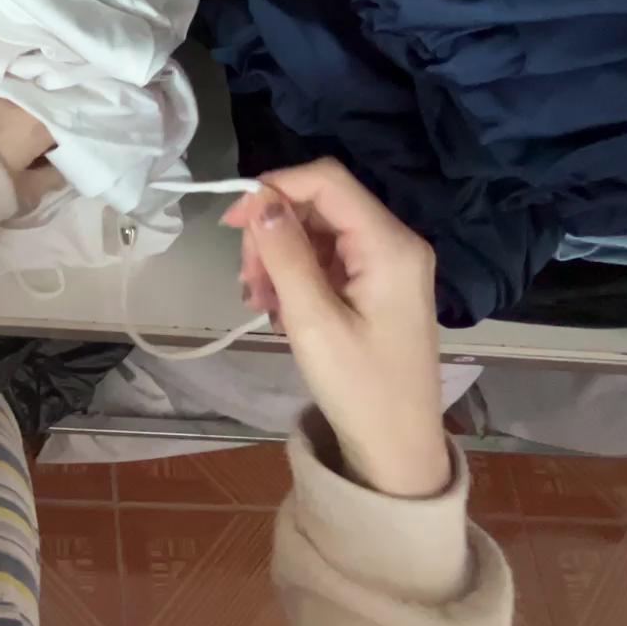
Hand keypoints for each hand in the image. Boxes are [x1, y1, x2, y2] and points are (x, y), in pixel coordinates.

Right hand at [221, 158, 450, 497]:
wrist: (394, 444)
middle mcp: (392, 242)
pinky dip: (290, 275)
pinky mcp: (371, 284)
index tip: (232, 221)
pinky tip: (276, 308)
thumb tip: (260, 201)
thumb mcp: (312, 319)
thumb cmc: (358, 384)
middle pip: (317, 205)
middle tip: (248, 281)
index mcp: (388, 245)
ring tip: (259, 302)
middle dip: (272, 233)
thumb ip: (286, 254)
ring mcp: (383, 264)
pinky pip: (322, 259)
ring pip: (313, 232)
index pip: (327, 181)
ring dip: (276, 258)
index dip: (275, 187)